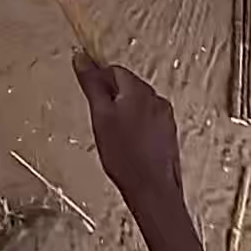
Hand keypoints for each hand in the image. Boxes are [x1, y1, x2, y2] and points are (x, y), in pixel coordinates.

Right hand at [74, 51, 182, 199]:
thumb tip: (81, 57)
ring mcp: (166, 119)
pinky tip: (128, 143)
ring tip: (113, 134)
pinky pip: (147, 119)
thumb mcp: (100, 114)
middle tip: (100, 117)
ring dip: (123, 111)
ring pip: (137, 103)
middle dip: (111, 96)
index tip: (90, 95)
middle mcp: (157, 100)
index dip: (98, 81)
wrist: (152, 192)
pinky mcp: (169, 135)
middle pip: (127, 85)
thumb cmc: (125, 154)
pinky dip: (136, 125)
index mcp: (140, 90)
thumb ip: (91, 83)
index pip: (114, 69)